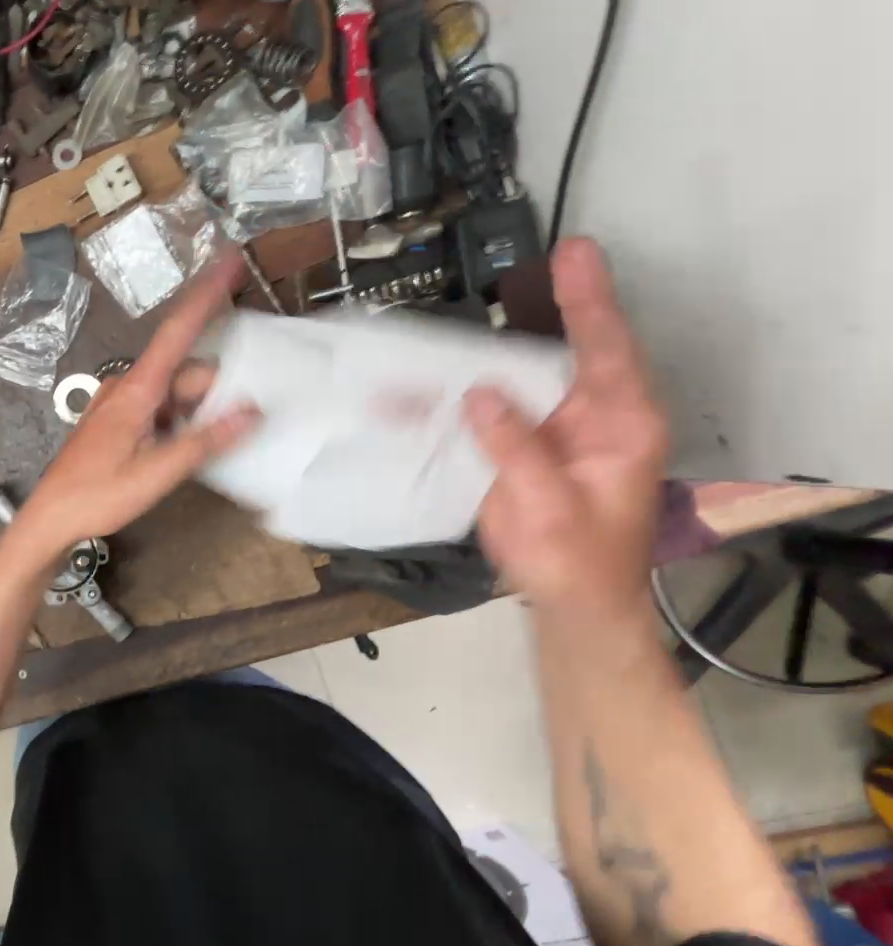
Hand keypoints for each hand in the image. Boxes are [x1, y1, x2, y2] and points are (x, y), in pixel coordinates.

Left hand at [11, 257, 261, 559]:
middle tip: (229, 433)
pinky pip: (159, 410)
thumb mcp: (157, 473)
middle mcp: (127, 388)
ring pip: (175, 396)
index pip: (177, 333)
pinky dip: (177, 424)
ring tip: (197, 453)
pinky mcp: (115, 422)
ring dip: (195, 416)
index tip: (230, 260)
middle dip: (213, 396)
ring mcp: (119, 405)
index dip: (206, 296)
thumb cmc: (97, 495)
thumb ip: (204, 441)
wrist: (50, 517)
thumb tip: (251, 411)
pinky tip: (179, 453)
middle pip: (186, 374)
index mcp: (136, 391)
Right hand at [467, 238, 668, 619]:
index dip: (587, 301)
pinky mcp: (516, 455)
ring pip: (512, 385)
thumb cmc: (576, 562)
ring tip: (434, 343)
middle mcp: (586, 420)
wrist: (569, 603)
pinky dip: (449, 407)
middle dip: (534, 315)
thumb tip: (481, 395)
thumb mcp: (552, 506)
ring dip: (474, 365)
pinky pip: (482, 421)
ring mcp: (549, 436)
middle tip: (516, 275)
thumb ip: (519, 449)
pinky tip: (414, 397)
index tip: (573, 256)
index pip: (605, 350)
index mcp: (618, 425)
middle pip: (557, 355)